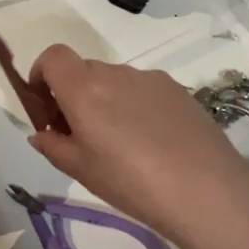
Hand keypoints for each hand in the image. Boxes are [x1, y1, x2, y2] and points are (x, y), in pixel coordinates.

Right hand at [26, 44, 248, 243]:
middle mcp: (117, 73)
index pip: (53, 57)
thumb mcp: (80, 169)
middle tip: (78, 136)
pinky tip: (151, 145)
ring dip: (106, 102)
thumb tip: (42, 133)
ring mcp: (152, 80)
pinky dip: (135, 108)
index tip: (44, 107)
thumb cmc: (130, 182)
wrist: (206, 191)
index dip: (41, 75)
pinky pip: (144, 91)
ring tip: (119, 146)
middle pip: (84, 70)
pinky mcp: (180, 92)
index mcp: (84, 88)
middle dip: (73, 95)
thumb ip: (53, 146)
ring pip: (115, 82)